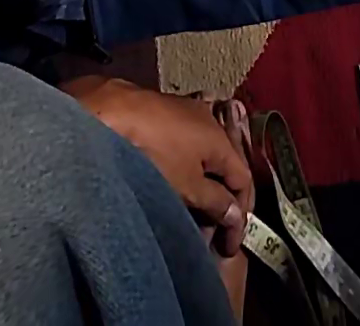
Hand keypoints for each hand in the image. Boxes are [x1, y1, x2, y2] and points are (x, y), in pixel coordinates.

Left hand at [62, 76, 255, 257]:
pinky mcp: (166, 113)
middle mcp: (210, 122)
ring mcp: (187, 114)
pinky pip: (185, 147)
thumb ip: (215, 202)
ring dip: (201, 186)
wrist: (116, 113)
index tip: (228, 246)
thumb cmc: (156, 152)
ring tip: (187, 214)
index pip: (243, 181)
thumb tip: (236, 214)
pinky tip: (171, 184)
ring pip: (203, 157)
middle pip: (224, 168)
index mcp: (221, 140)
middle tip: (206, 236)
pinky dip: (184, 169)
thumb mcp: (188, 187)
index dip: (239, 216)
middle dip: (219, 203)